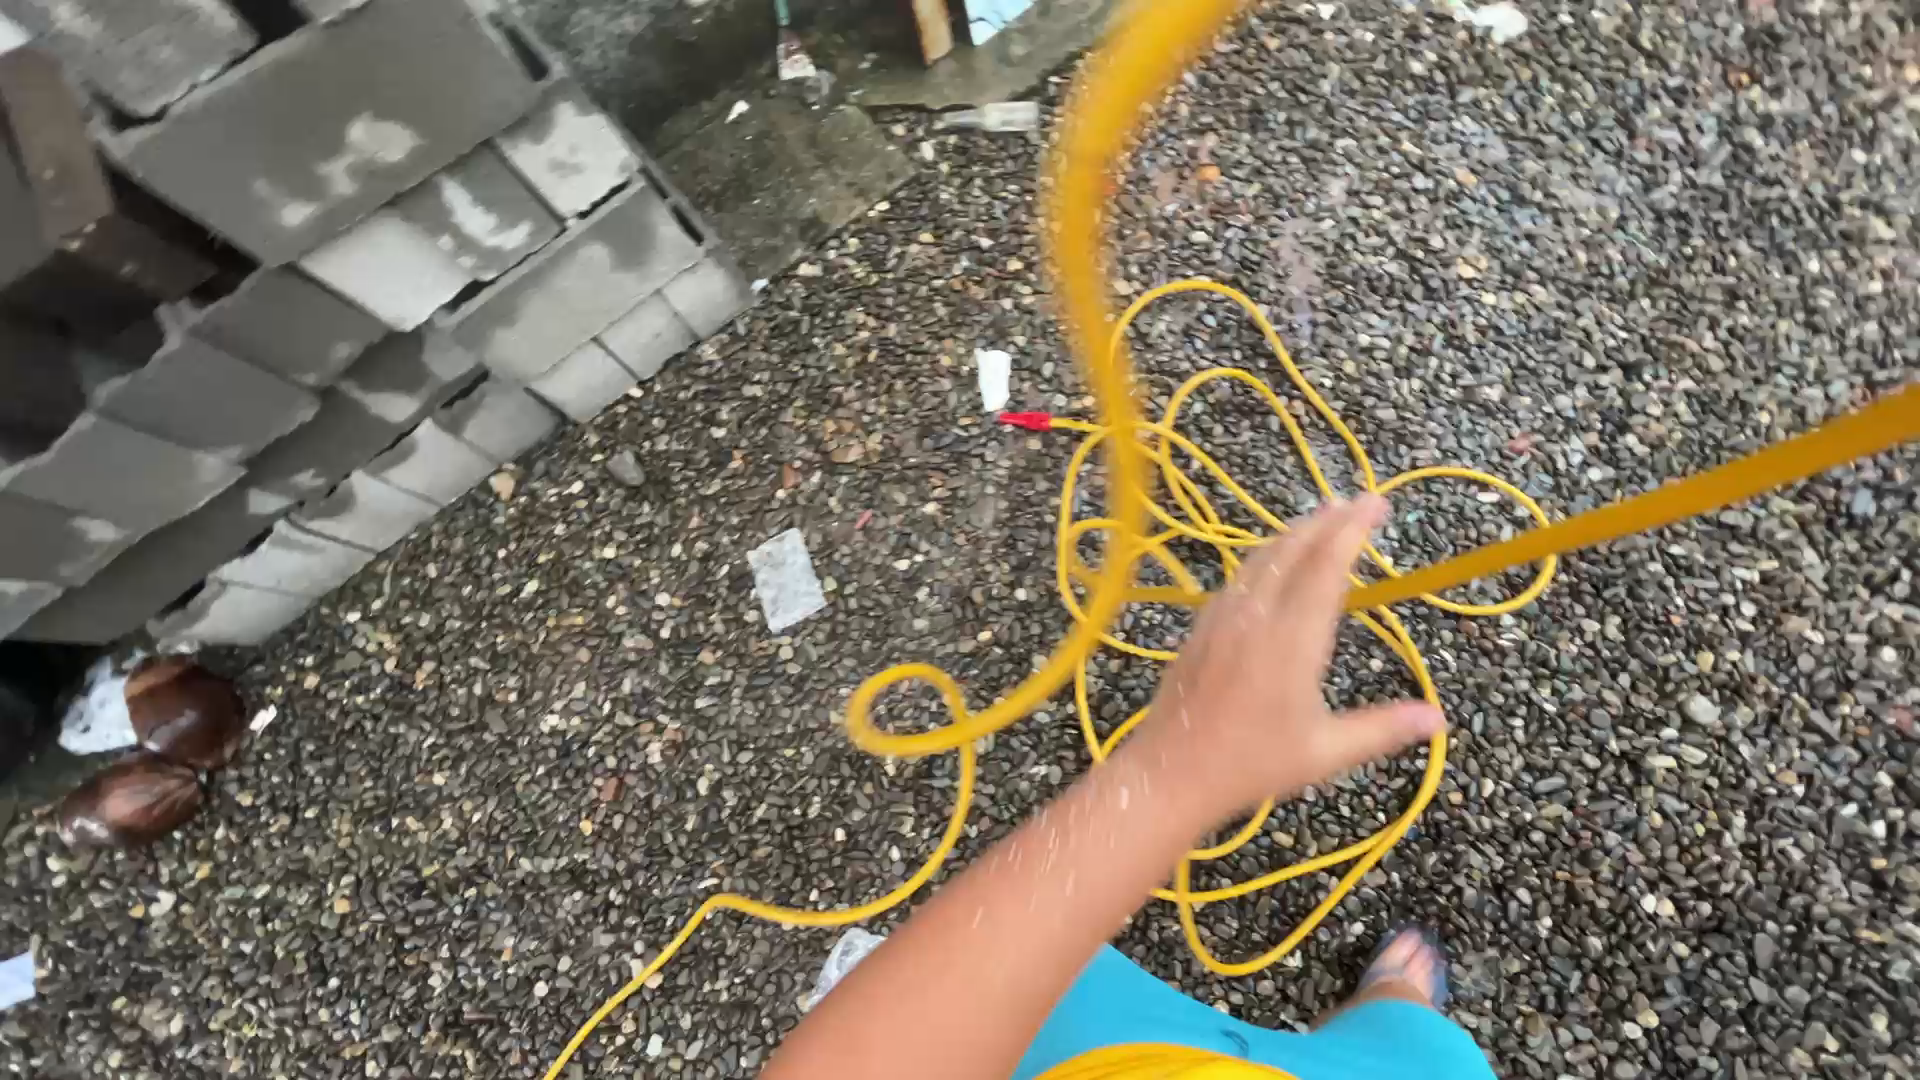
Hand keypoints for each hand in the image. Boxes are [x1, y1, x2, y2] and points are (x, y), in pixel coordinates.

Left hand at [1120, 494, 1444, 824]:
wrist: (1171, 770)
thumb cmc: (1250, 765)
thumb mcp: (1325, 752)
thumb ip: (1383, 728)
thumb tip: (1439, 717)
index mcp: (1291, 641)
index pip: (1326, 569)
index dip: (1351, 530)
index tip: (1376, 502)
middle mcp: (1253, 618)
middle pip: (1290, 552)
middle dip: (1325, 520)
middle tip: (1357, 502)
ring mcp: (1220, 619)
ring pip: (1258, 560)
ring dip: (1291, 535)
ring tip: (1320, 520)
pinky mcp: (1200, 628)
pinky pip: (1236, 579)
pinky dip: (1263, 559)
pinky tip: (1271, 565)